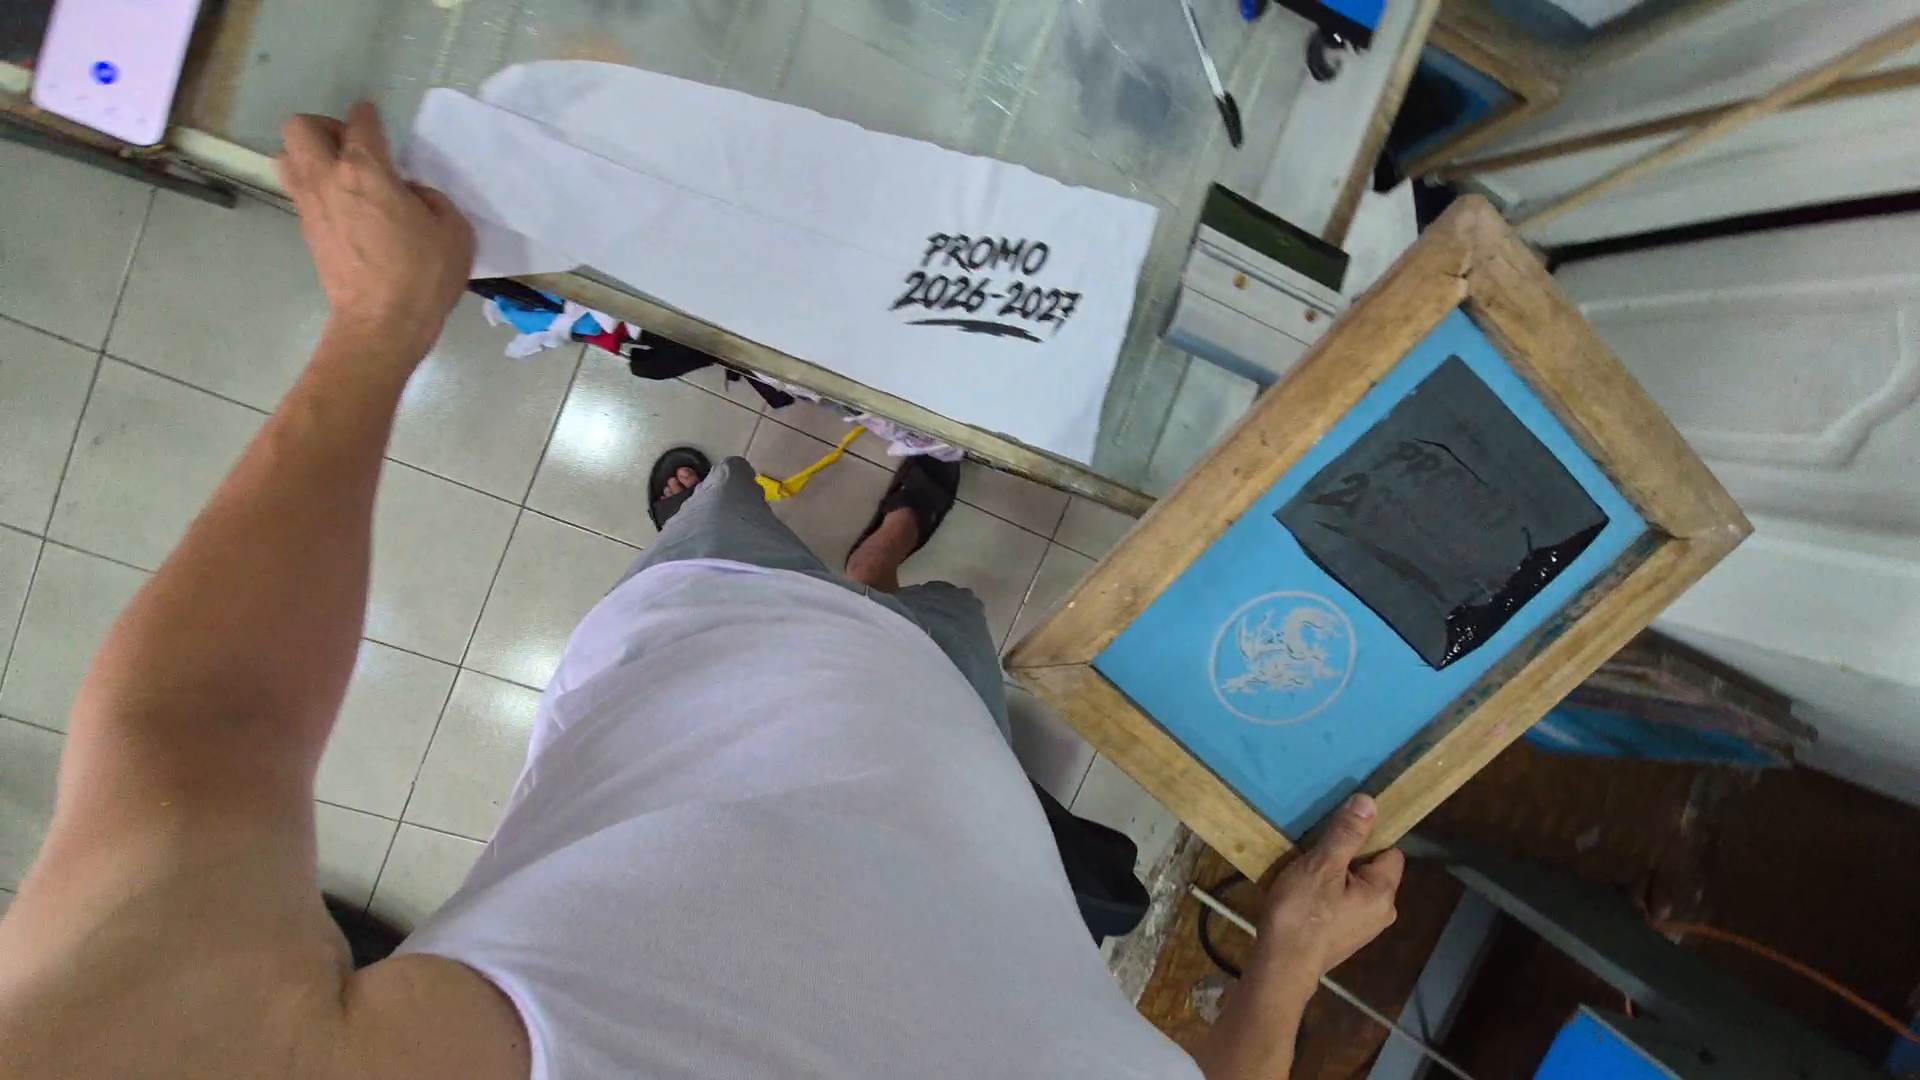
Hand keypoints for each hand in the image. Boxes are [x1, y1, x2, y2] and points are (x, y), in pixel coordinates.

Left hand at [277, 102, 475, 358]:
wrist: (384, 319)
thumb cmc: (425, 275)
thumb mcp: (455, 233)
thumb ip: (434, 201)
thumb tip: (412, 194)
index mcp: (368, 172)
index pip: (362, 127)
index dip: (369, 116)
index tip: (372, 114)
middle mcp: (329, 178)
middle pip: (302, 127)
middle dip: (325, 127)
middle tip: (352, 146)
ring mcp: (311, 204)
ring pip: (289, 156)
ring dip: (310, 155)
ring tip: (340, 174)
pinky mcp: (308, 230)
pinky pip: (301, 191)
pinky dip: (317, 188)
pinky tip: (345, 207)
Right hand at [1253, 794, 1404, 981]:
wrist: (1282, 963)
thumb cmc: (1303, 912)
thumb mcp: (1321, 865)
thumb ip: (1346, 834)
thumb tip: (1370, 802)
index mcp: (1383, 893)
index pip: (1390, 851)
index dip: (1366, 836)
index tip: (1337, 829)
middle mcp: (1382, 912)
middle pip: (1371, 867)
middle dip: (1345, 854)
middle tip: (1314, 847)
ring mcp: (1363, 927)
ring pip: (1354, 884)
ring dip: (1332, 872)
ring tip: (1303, 868)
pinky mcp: (1344, 935)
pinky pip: (1342, 900)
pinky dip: (1325, 891)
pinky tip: (1301, 891)